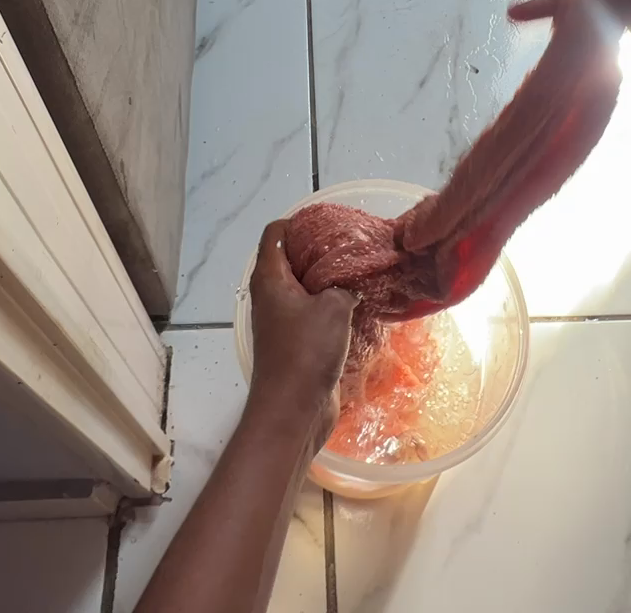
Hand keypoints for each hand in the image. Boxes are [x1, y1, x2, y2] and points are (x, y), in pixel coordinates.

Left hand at [248, 220, 357, 452]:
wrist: (293, 409)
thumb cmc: (306, 350)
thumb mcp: (334, 307)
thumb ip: (345, 285)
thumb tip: (353, 281)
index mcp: (270, 278)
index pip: (275, 233)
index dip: (298, 222)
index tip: (328, 221)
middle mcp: (271, 295)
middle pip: (291, 259)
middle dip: (319, 250)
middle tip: (351, 245)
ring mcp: (282, 320)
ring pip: (304, 287)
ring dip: (328, 280)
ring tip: (359, 272)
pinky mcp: (295, 342)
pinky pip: (313, 312)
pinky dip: (331, 306)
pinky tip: (358, 306)